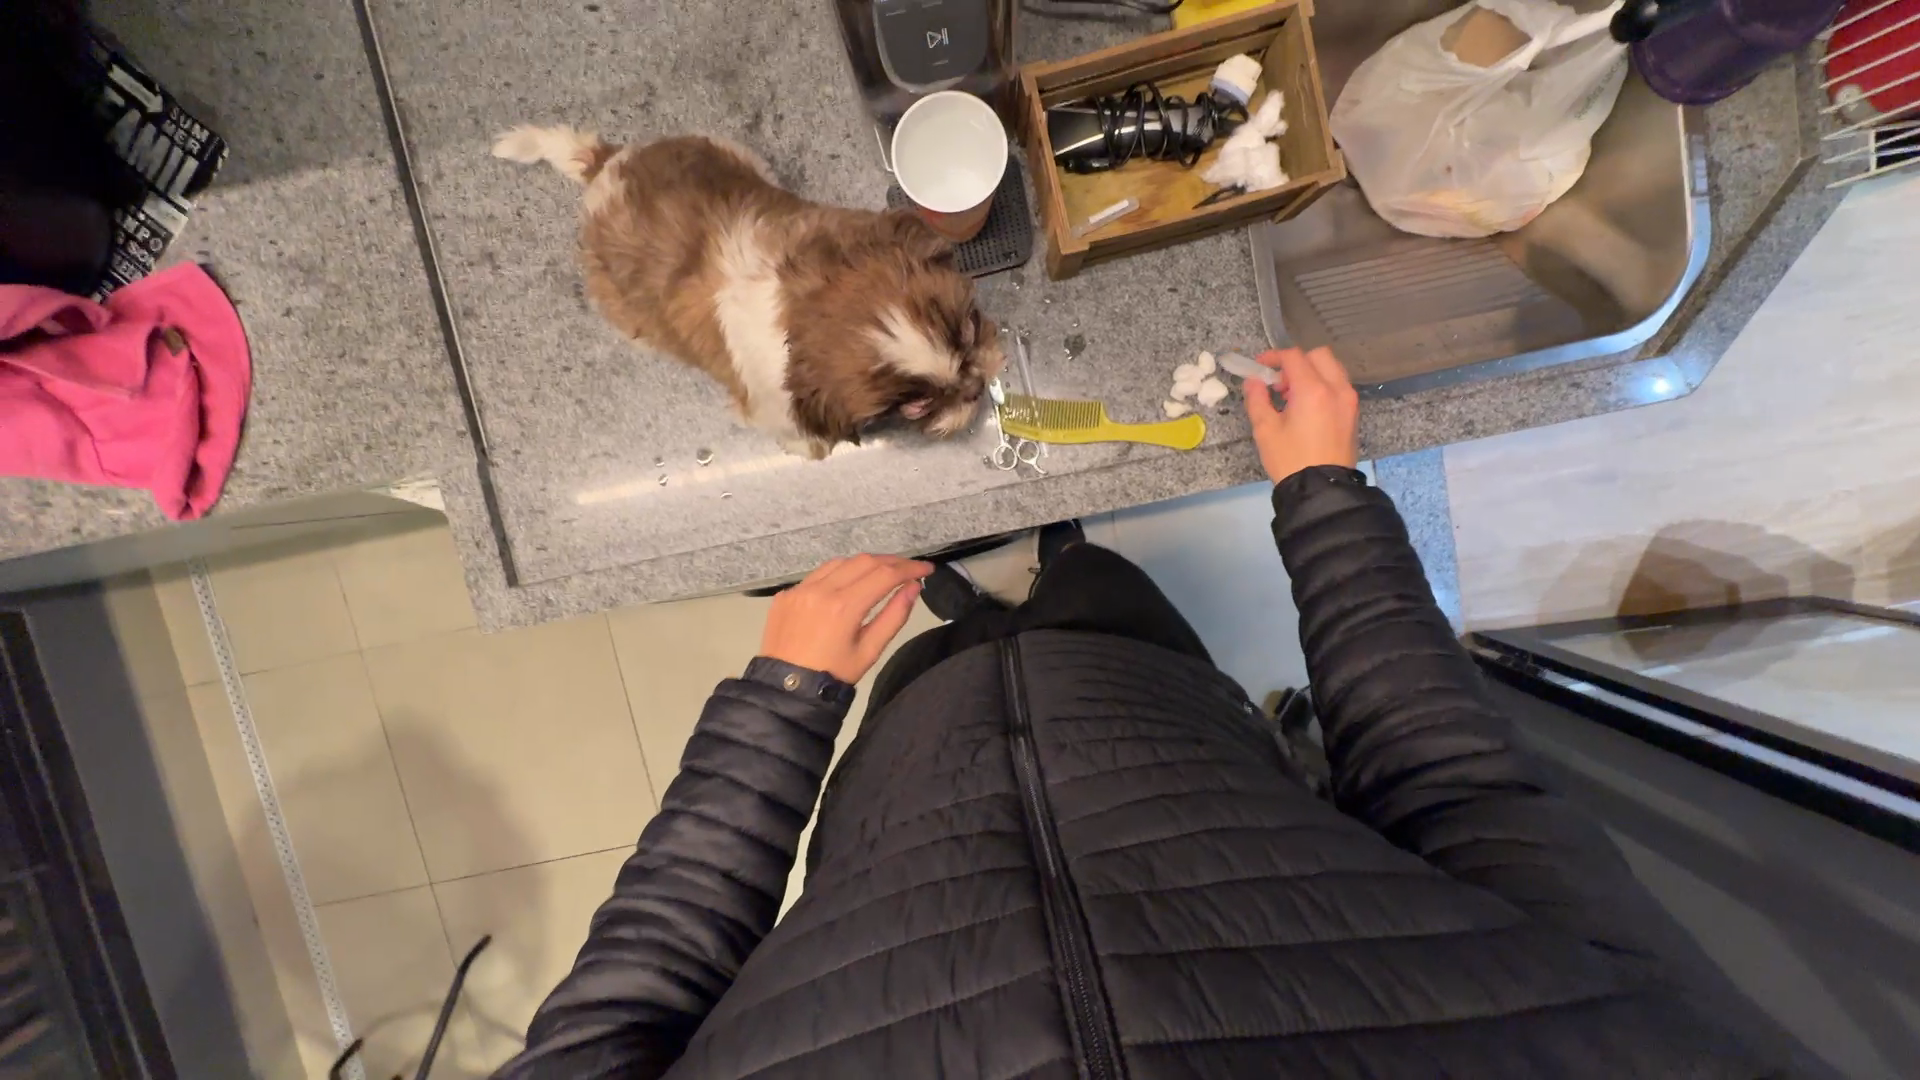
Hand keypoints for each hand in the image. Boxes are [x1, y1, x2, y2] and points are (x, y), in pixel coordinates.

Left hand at [760, 555, 933, 683]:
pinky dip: (841, 572)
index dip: (910, 568)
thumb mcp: (870, 650)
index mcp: (844, 606)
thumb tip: (914, 586)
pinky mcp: (788, 593)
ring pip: (841, 562)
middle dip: (892, 561)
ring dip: (866, 563)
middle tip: (910, 569)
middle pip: (864, 561)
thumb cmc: (834, 674)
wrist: (785, 688)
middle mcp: (821, 589)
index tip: (927, 568)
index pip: (885, 574)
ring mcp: (800, 589)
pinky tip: (850, 583)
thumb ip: (895, 616)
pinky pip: (819, 573)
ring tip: (883, 573)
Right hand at [1244, 347, 1359, 483]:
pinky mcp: (1352, 413)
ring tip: (1291, 397)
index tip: (1258, 367)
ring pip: (1331, 369)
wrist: (1321, 488)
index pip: (1294, 357)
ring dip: (1310, 373)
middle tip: (1278, 383)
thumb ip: (1257, 399)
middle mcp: (1336, 388)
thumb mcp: (1265, 429)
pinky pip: (1338, 386)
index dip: (1273, 357)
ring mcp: (1348, 400)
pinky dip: (1321, 386)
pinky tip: (1305, 408)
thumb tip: (1253, 381)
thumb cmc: (1289, 459)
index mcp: (1313, 390)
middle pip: (1318, 356)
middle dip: (1295, 362)